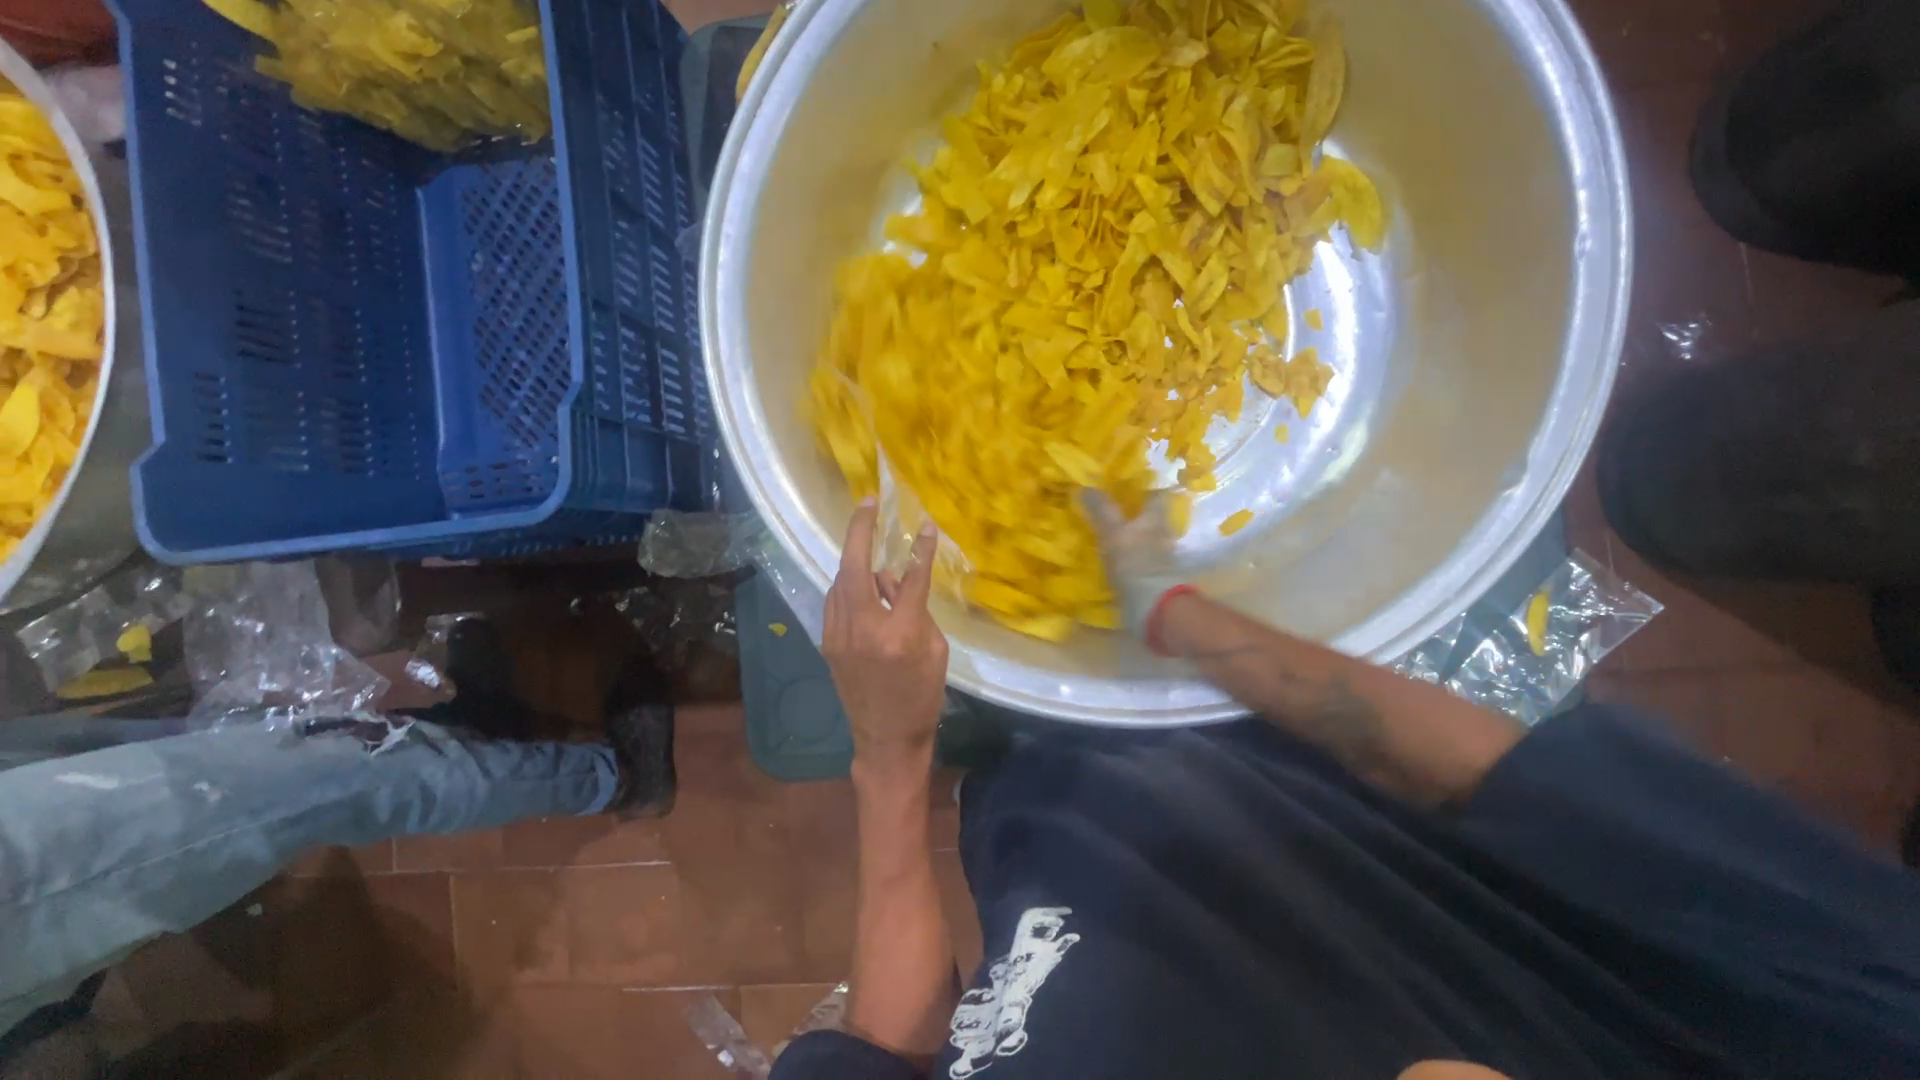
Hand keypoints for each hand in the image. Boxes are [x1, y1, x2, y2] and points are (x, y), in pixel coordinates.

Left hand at [823, 499, 948, 777]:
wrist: (886, 738)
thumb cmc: (922, 695)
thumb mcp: (935, 650)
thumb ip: (914, 609)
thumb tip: (891, 578)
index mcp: (901, 634)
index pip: (911, 578)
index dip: (920, 549)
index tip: (925, 524)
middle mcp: (865, 629)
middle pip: (857, 567)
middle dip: (860, 530)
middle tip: (867, 502)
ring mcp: (840, 636)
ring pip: (841, 582)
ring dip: (853, 558)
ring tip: (864, 538)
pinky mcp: (827, 644)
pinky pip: (835, 601)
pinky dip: (846, 585)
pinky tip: (858, 580)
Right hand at [1082, 490, 1190, 648]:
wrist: (1155, 609)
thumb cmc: (1136, 564)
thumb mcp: (1114, 534)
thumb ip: (1101, 511)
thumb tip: (1084, 487)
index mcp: (1156, 520)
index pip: (1157, 496)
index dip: (1147, 488)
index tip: (1128, 486)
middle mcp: (1162, 536)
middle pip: (1153, 519)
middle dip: (1137, 516)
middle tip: (1116, 512)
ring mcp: (1161, 561)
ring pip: (1149, 542)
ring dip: (1134, 539)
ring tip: (1112, 539)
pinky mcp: (1154, 582)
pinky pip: (1142, 565)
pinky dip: (1131, 563)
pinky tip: (1115, 565)